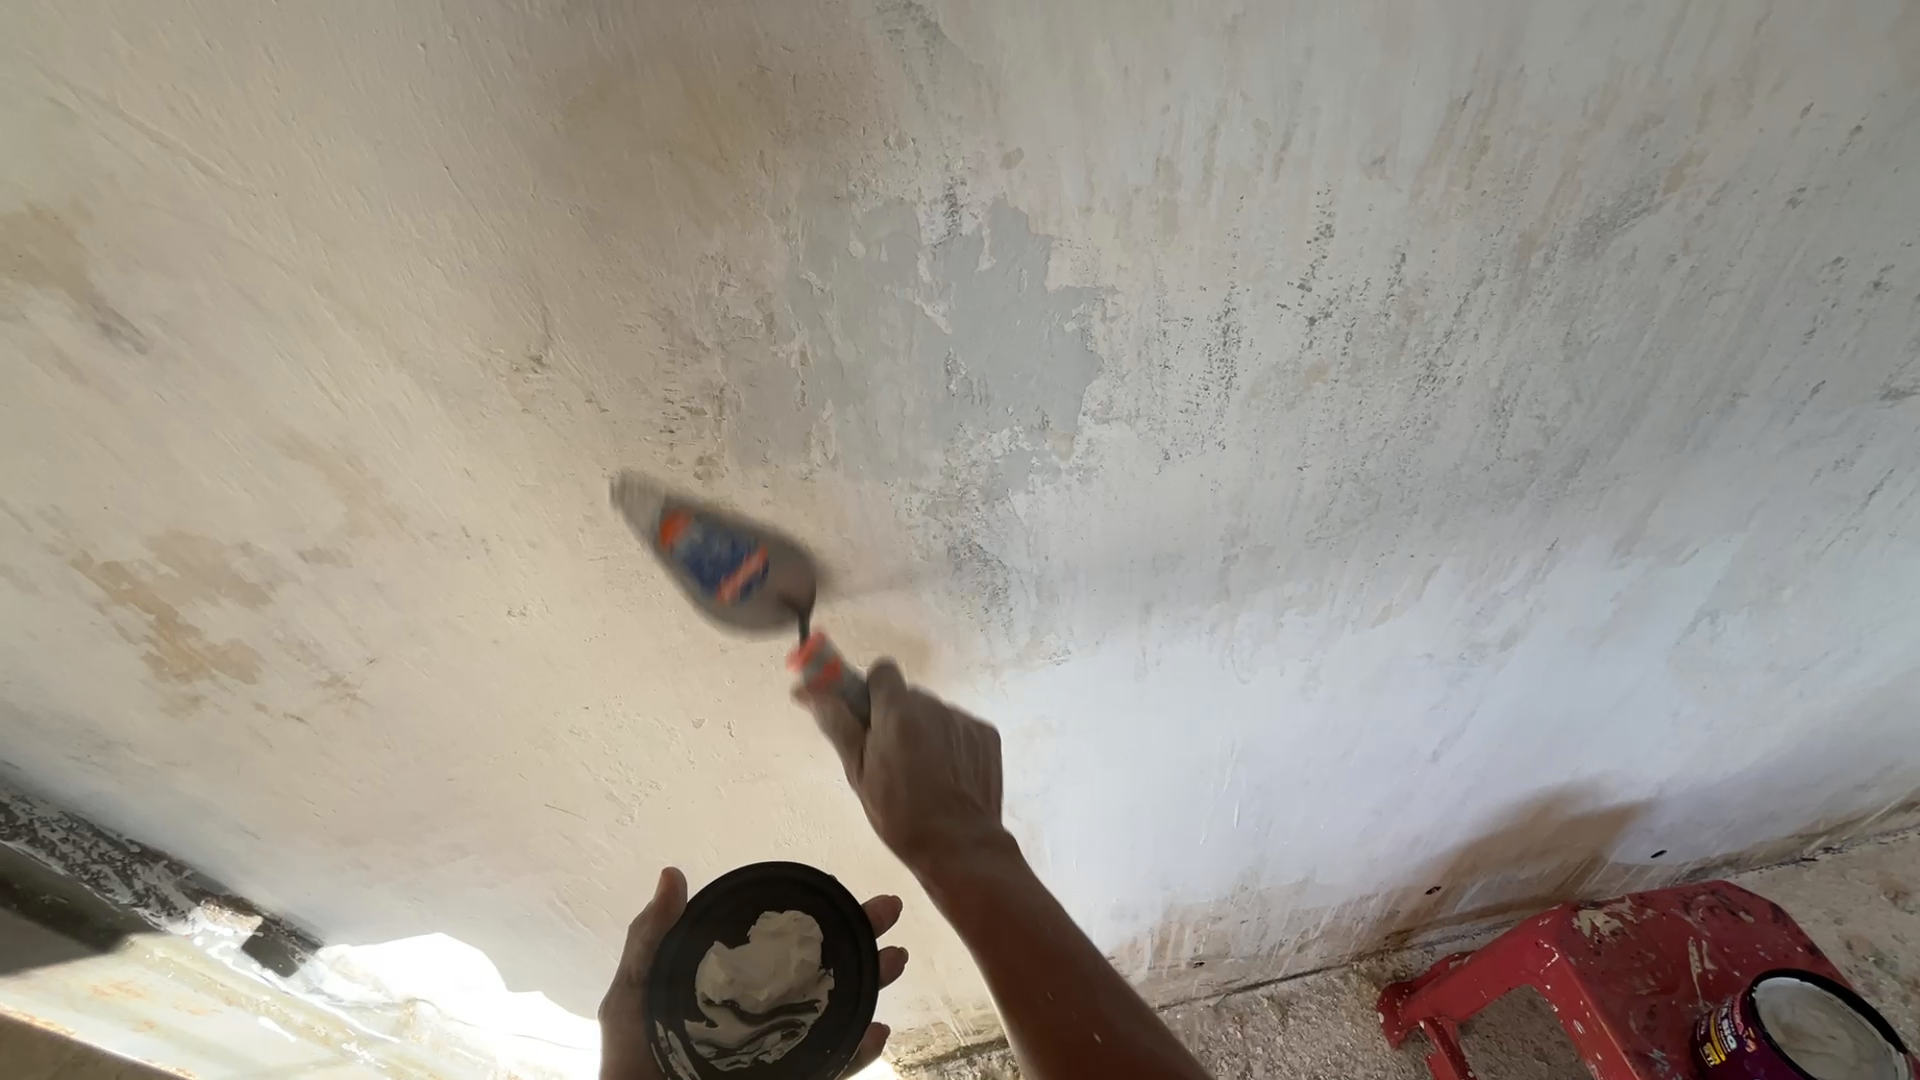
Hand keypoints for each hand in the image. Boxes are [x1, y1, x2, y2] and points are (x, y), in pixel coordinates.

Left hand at [598, 867, 909, 1079]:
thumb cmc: (631, 1061)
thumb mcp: (632, 994)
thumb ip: (649, 940)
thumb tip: (671, 873)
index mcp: (740, 980)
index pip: (786, 940)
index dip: (819, 912)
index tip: (843, 887)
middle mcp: (769, 1008)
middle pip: (824, 966)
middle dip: (862, 935)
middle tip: (889, 909)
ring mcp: (785, 1048)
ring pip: (839, 1009)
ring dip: (872, 982)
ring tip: (894, 959)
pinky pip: (834, 1067)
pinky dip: (859, 1051)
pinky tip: (877, 1030)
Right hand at [796, 660, 1007, 876]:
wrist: (959, 845)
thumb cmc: (900, 814)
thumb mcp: (858, 772)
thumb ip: (838, 724)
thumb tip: (811, 690)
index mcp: (899, 712)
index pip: (882, 672)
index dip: (872, 691)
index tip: (868, 717)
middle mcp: (934, 706)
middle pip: (908, 697)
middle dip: (897, 717)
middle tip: (890, 756)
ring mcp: (964, 719)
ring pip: (934, 714)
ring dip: (924, 731)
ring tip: (923, 773)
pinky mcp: (987, 734)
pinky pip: (958, 727)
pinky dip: (950, 743)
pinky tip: (948, 775)